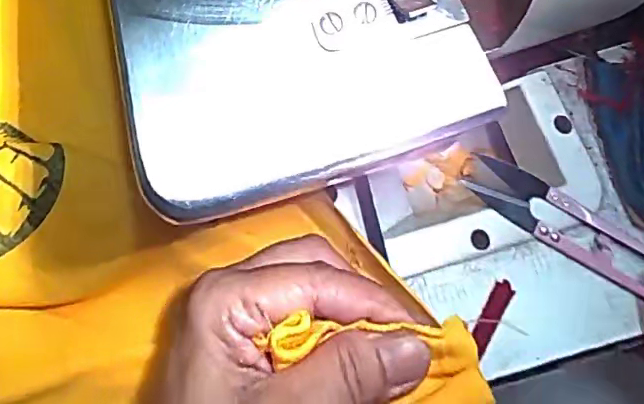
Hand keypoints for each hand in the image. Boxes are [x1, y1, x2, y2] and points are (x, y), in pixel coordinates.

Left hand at [152, 235, 432, 403]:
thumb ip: (343, 376)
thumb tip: (407, 346)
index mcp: (224, 295)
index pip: (316, 275)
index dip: (372, 302)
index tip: (418, 335)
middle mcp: (225, 290)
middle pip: (310, 268)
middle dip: (359, 302)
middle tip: (403, 344)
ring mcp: (228, 313)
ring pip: (303, 290)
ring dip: (345, 321)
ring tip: (381, 358)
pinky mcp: (235, 343)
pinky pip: (290, 320)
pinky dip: (325, 341)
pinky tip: (346, 367)